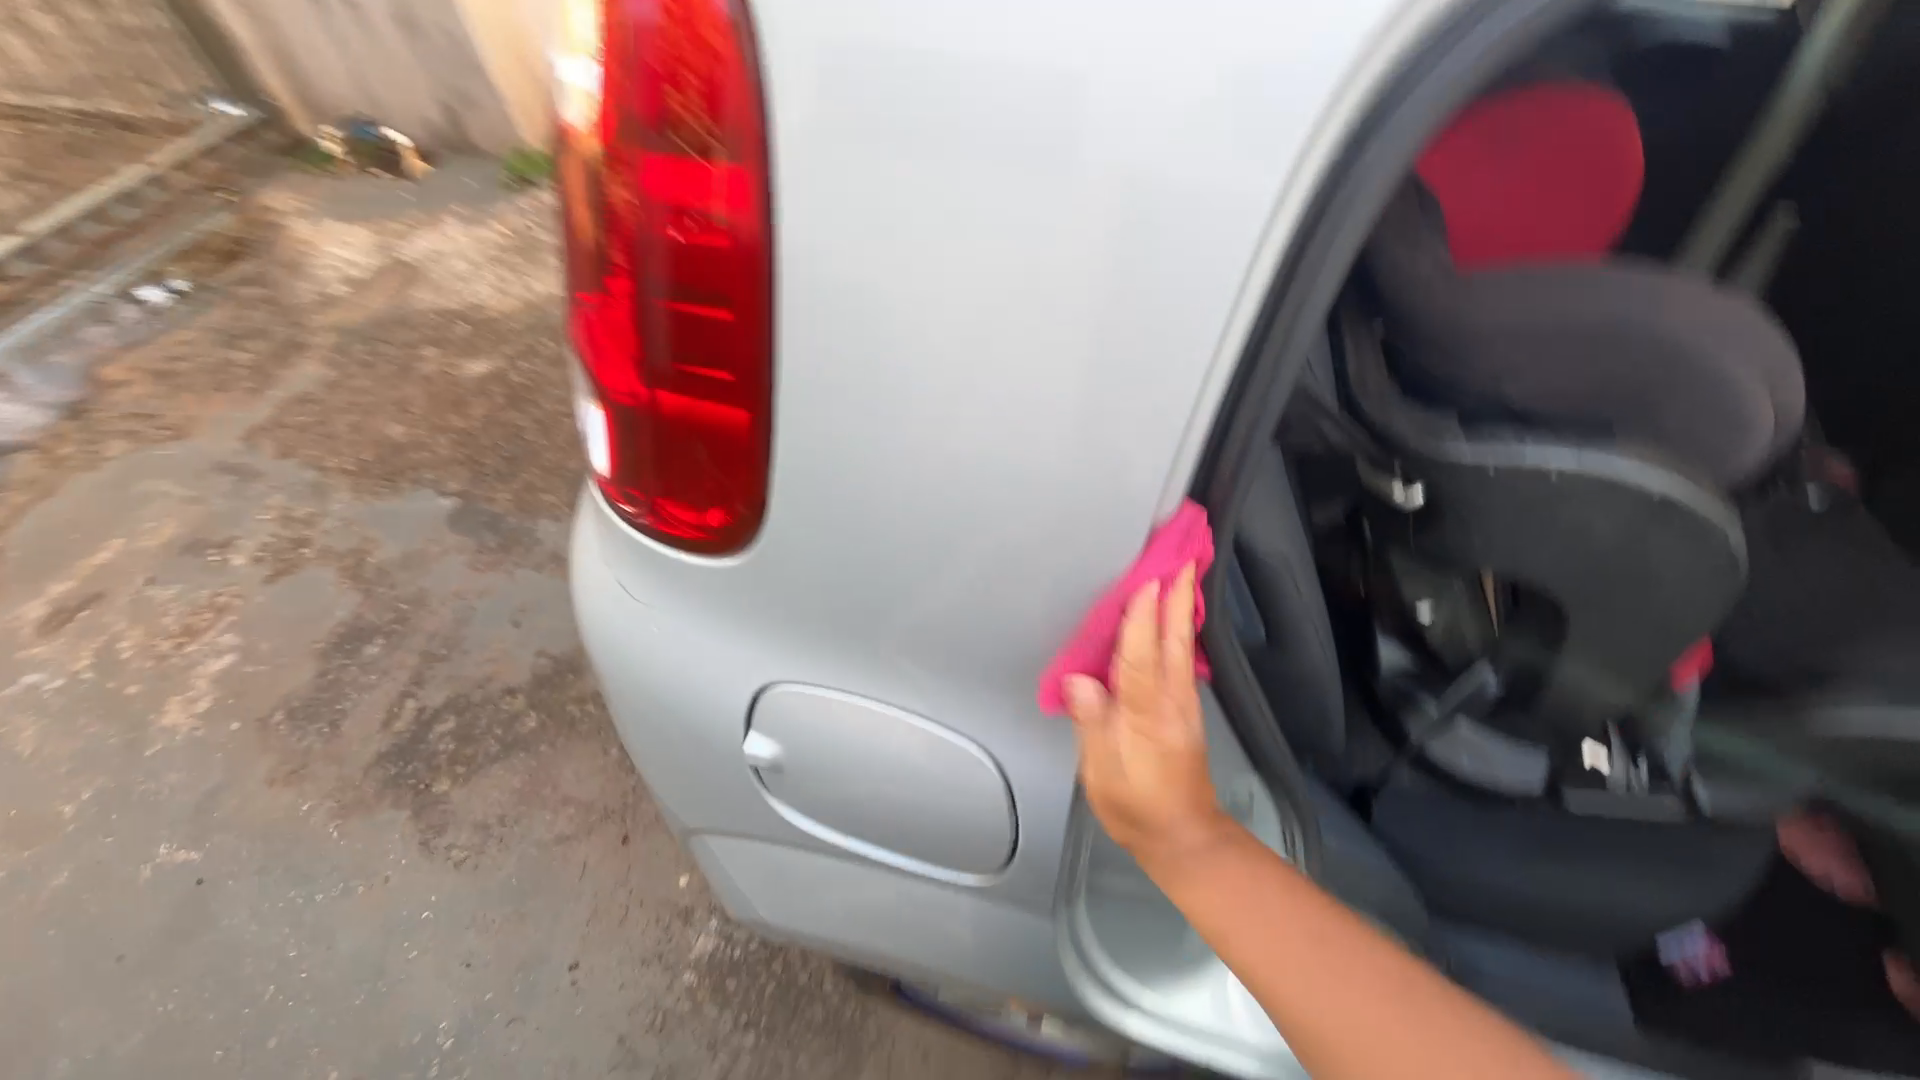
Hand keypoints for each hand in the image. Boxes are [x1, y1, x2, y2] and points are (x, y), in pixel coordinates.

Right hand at [1063, 564, 1233, 872]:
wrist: (1182, 836)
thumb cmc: (1135, 807)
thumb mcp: (1102, 773)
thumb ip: (1092, 724)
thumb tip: (1078, 680)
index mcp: (1145, 716)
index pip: (1141, 658)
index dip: (1142, 620)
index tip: (1146, 582)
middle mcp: (1171, 703)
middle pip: (1174, 642)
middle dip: (1177, 599)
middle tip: (1181, 558)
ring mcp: (1184, 704)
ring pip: (1183, 647)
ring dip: (1183, 609)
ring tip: (1182, 574)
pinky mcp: (1187, 710)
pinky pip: (1184, 660)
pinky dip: (1182, 632)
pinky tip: (1178, 620)